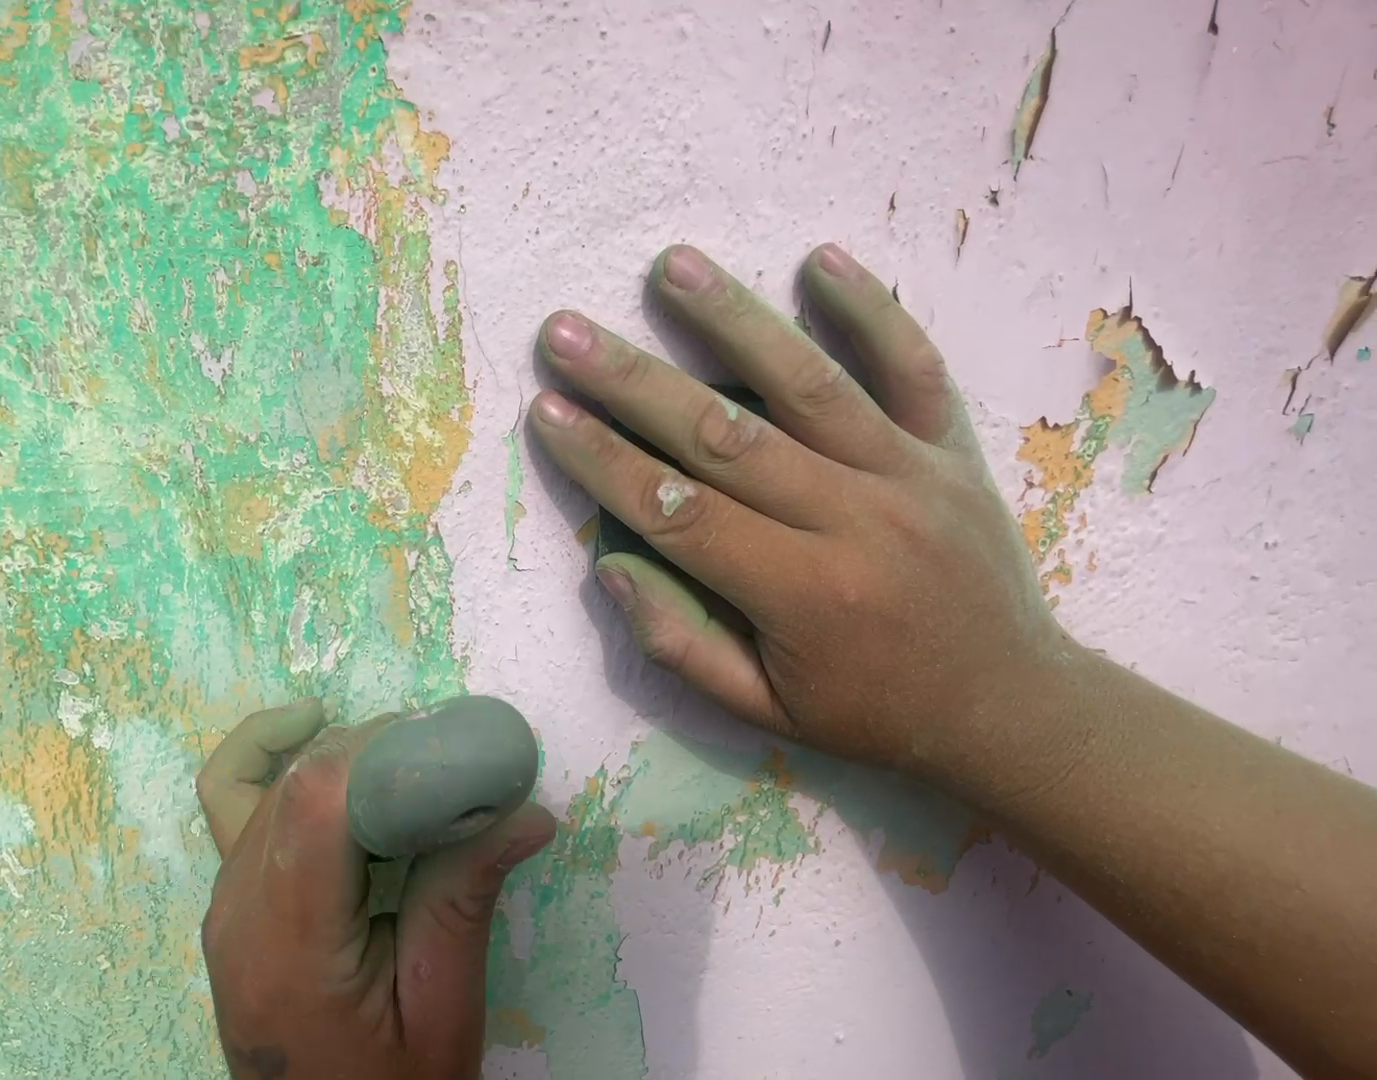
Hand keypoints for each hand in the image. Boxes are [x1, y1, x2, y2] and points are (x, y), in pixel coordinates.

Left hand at [196, 700, 555, 1079]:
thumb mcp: (442, 1009)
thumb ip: (464, 899)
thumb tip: (528, 813)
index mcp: (290, 946)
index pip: (314, 804)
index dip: (378, 752)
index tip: (444, 745)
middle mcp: (238, 912)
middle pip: (291, 785)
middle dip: (369, 749)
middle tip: (439, 751)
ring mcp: (224, 904)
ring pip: (260, 784)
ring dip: (331, 753)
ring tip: (396, 755)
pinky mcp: (228, 902)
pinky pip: (232, 803)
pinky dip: (270, 759)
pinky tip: (312, 740)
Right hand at [530, 244, 1078, 783]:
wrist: (1008, 706)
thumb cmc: (867, 713)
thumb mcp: (760, 711)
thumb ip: (679, 645)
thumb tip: (611, 568)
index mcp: (800, 593)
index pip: (677, 512)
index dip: (603, 461)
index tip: (548, 410)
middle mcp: (853, 520)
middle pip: (724, 435)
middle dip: (633, 381)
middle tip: (566, 332)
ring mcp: (909, 474)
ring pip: (809, 383)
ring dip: (735, 320)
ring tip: (673, 266)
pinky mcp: (950, 450)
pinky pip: (912, 368)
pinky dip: (870, 311)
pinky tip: (820, 260)